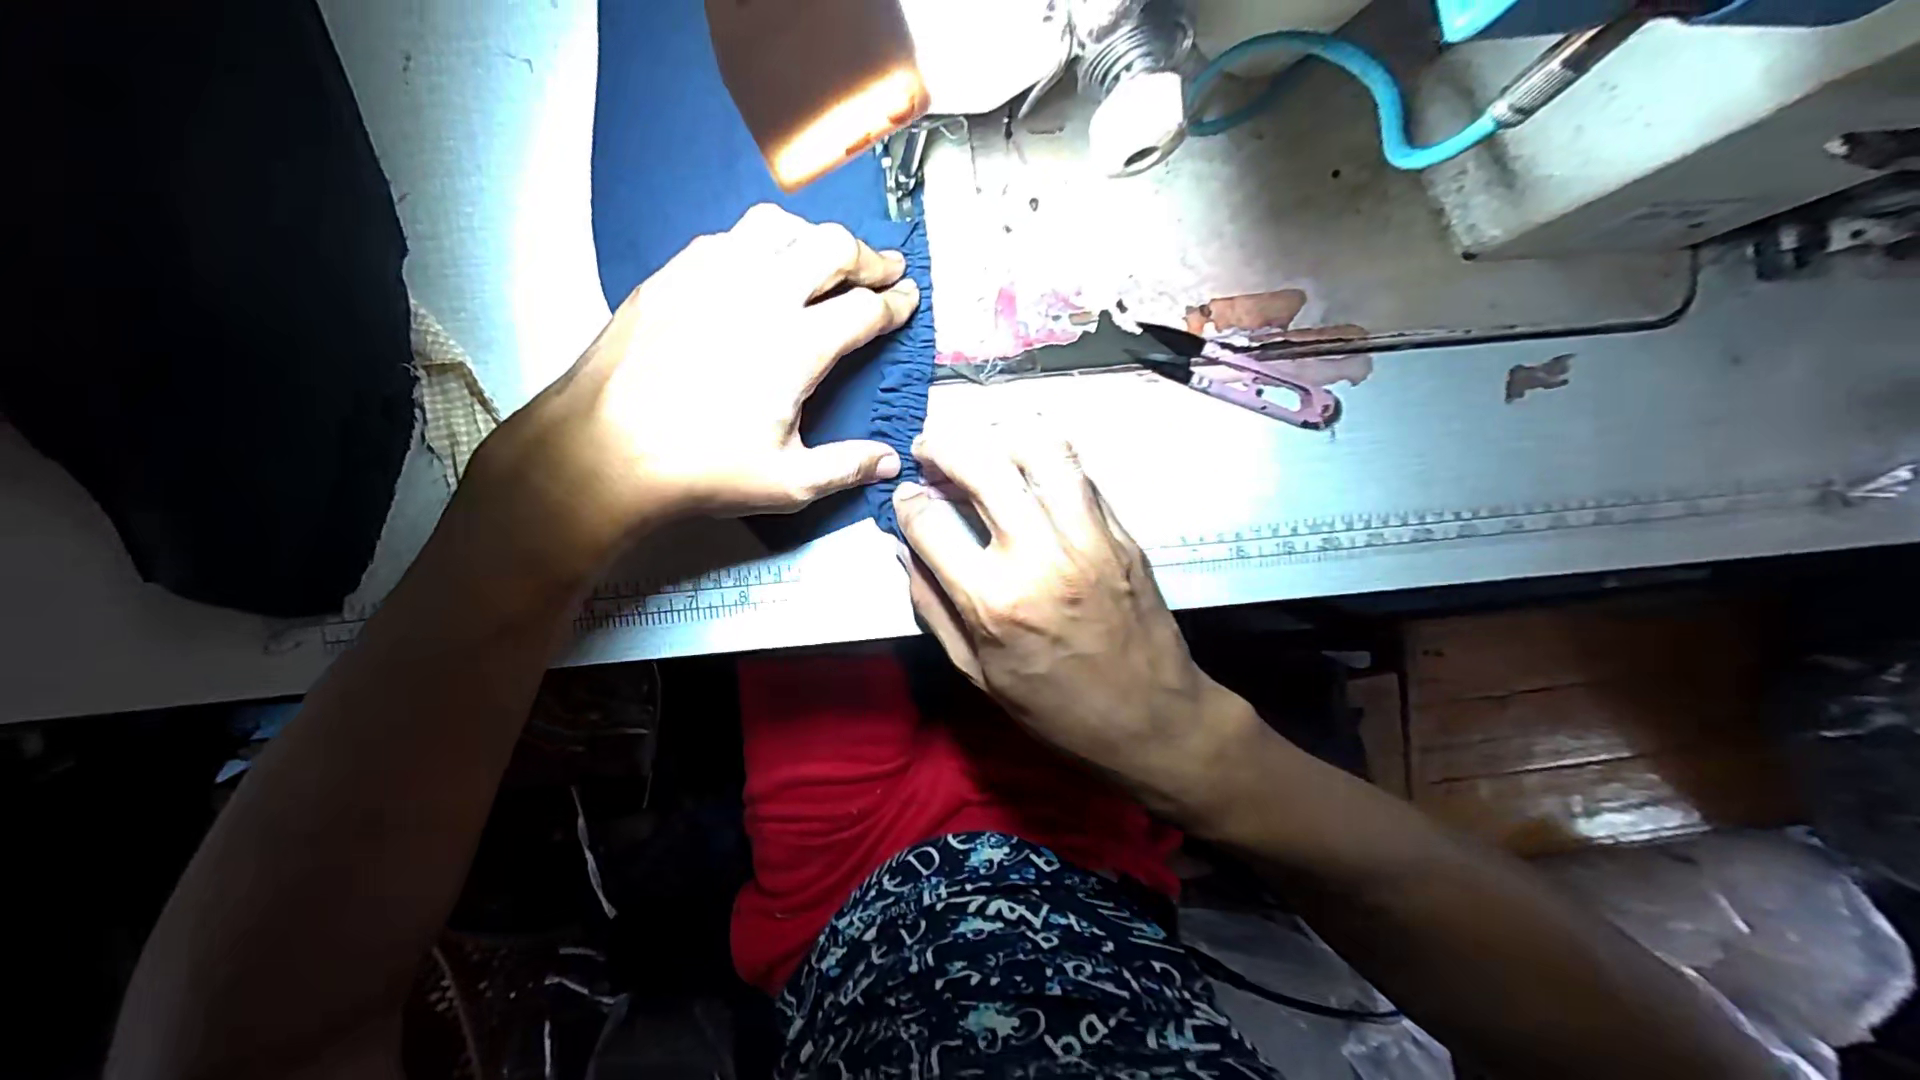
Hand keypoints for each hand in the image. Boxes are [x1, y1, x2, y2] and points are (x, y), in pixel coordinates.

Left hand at [461, 204, 919, 585]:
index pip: (864, 308)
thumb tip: (890, 460)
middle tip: (885, 270)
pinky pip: (727, 237)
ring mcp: (711, 277)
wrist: (603, 451)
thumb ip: (846, 467)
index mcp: (796, 346)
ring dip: (814, 237)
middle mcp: (759, 296)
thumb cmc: (699, 470)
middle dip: (869, 256)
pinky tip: (759, 266)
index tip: (908, 300)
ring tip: (826, 257)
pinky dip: (760, 243)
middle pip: (831, 247)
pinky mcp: (673, 275)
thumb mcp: (786, 482)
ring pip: (778, 226)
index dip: (895, 303)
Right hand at [892, 423, 1265, 820]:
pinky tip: (1028, 461)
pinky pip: (1080, 472)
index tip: (908, 497)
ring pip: (1040, 450)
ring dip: (999, 434)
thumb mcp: (976, 672)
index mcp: (992, 601)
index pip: (929, 521)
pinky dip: (1045, 454)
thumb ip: (932, 605)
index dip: (907, 501)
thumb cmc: (1055, 707)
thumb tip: (902, 548)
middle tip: (931, 448)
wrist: (1150, 719)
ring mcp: (1087, 538)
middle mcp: (1038, 556)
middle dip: (943, 445)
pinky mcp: (1121, 533)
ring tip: (982, 443)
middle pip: (982, 465)